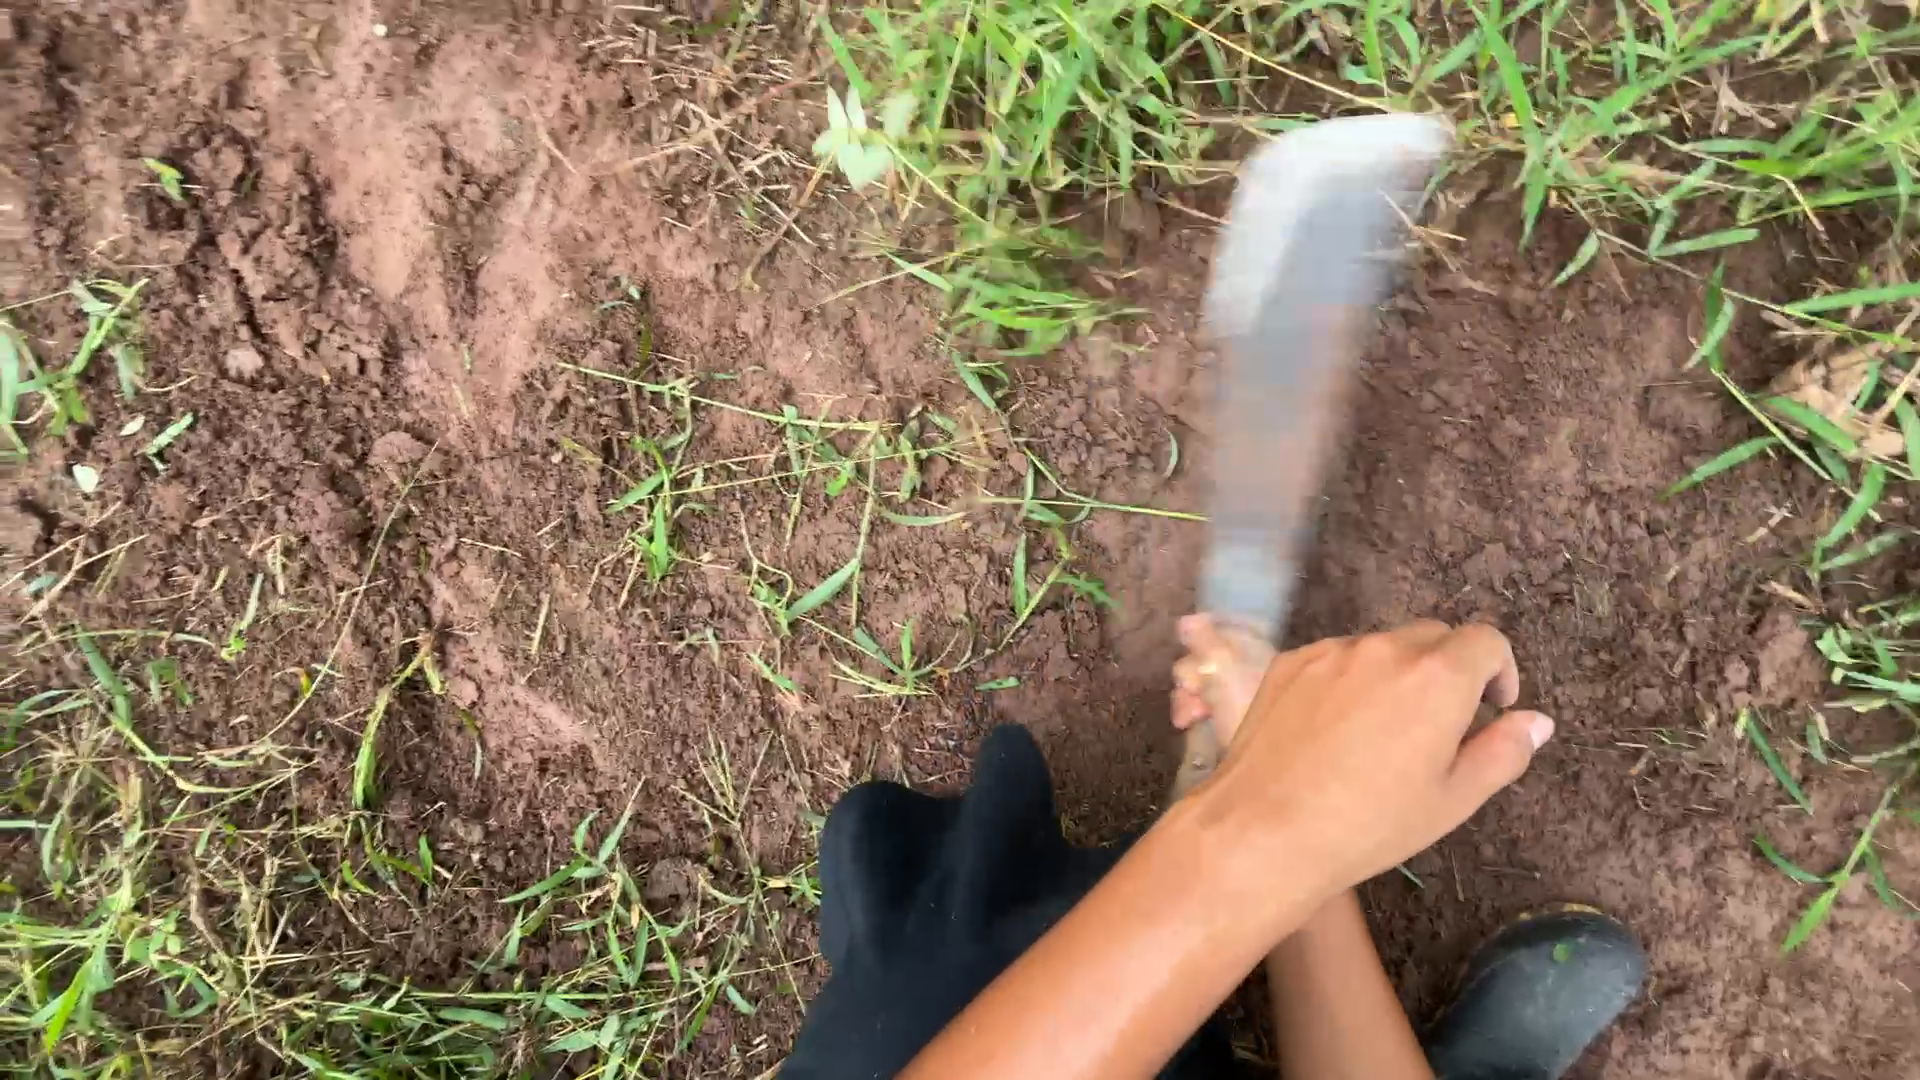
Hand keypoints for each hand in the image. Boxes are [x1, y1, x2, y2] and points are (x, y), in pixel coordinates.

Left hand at [1191, 620, 1553, 898]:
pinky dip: (1346, 678)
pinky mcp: (1287, 662)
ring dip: (1393, 673)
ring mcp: (1326, 652)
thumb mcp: (1453, 798)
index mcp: (1434, 676)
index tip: (1490, 706)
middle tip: (1437, 723)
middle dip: (1447, 669)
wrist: (1266, 822)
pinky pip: (1332, 658)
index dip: (1498, 670)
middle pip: (1431, 637)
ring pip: (1377, 647)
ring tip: (1377, 731)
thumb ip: (1502, 751)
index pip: (1485, 640)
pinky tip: (1330, 727)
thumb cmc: (1370, 822)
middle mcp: (1380, 649)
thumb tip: (1535, 720)